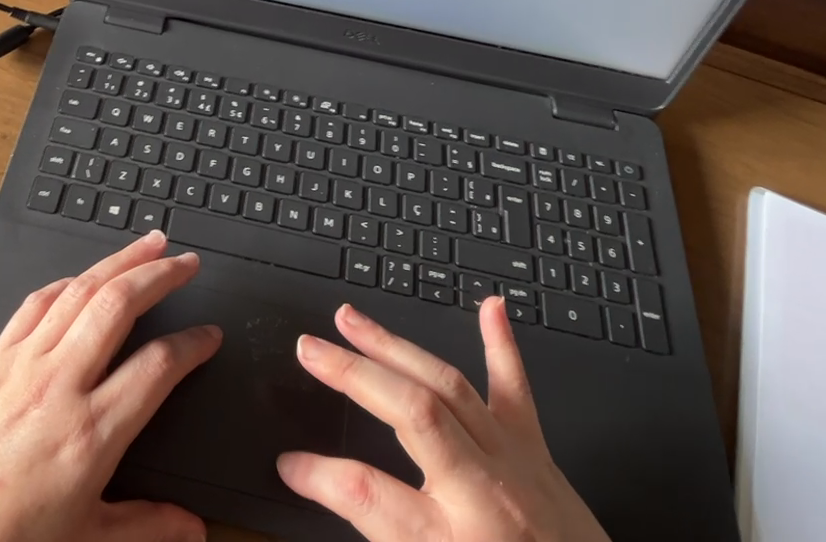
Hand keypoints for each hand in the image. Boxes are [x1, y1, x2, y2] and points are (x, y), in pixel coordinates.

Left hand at [0, 231, 220, 541]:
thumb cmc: (0, 540)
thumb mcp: (84, 539)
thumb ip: (146, 526)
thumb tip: (192, 528)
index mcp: (91, 433)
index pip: (159, 366)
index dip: (193, 343)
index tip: (209, 335)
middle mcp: (59, 385)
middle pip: (119, 305)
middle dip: (160, 274)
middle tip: (187, 261)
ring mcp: (24, 364)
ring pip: (80, 291)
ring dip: (119, 260)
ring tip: (147, 244)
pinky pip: (35, 303)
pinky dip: (67, 282)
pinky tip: (83, 276)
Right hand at [277, 299, 610, 541]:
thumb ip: (389, 534)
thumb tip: (336, 495)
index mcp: (453, 541)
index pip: (370, 494)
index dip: (319, 475)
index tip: (289, 461)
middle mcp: (484, 493)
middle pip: (412, 412)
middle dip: (353, 373)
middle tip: (309, 347)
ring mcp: (514, 463)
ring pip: (449, 385)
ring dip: (395, 347)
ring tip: (353, 319)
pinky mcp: (537, 453)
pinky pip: (517, 390)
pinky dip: (502, 345)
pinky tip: (493, 308)